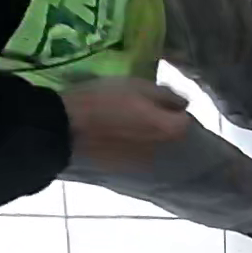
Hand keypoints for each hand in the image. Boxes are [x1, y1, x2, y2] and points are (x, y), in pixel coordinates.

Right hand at [61, 78, 192, 173]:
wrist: (66, 126)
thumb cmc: (103, 99)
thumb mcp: (137, 86)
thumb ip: (166, 96)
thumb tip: (185, 103)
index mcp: (164, 128)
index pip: (184, 122)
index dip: (175, 109)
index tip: (163, 100)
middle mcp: (157, 148)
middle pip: (168, 135)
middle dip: (161, 122)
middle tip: (143, 107)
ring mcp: (139, 161)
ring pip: (151, 145)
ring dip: (145, 134)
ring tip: (126, 120)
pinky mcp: (121, 166)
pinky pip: (133, 153)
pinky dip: (129, 144)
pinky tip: (114, 133)